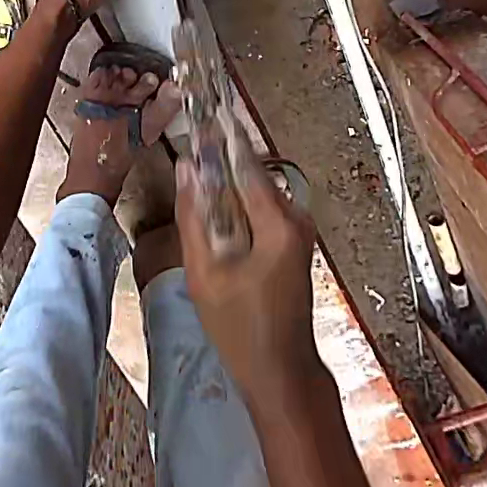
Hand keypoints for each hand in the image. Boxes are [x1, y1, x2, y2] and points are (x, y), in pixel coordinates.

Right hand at [174, 153, 319, 398]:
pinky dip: (240, 208)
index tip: (202, 116)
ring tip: (197, 190)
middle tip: (190, 159)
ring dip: (229, 190)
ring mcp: (300, 229)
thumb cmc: (239, 327)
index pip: (246, 165)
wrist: (280, 369)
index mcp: (279, 222)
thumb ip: (194, 217)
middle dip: (221, 167)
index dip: (221, 140)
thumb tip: (186, 168)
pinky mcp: (295, 240)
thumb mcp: (205, 273)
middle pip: (252, 176)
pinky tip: (218, 221)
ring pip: (257, 192)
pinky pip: (263, 210)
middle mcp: (296, 217)